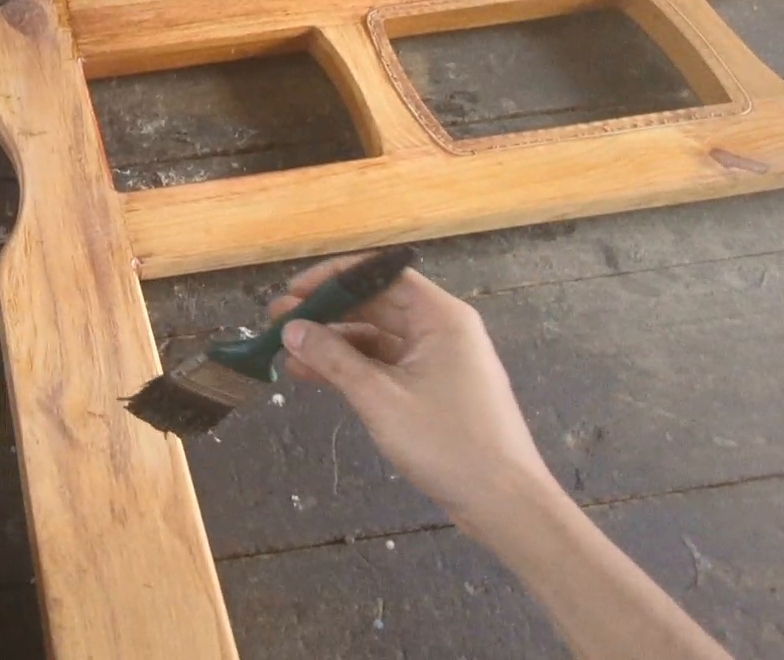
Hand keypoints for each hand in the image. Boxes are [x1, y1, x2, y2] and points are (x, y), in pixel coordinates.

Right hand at [266, 257, 558, 535]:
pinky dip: (347, 366)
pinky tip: (309, 374)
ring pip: (373, 336)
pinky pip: (381, 364)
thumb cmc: (447, 442)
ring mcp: (436, 361)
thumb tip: (288, 328)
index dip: (334, 277)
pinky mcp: (430, 389)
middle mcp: (440, 330)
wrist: (507, 509)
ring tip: (285, 348)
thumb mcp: (379, 396)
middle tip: (277, 319)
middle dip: (324, 311)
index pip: (380, 274)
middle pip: (373, 304)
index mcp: (440, 318)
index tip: (295, 291)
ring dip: (330, 341)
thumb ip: (331, 357)